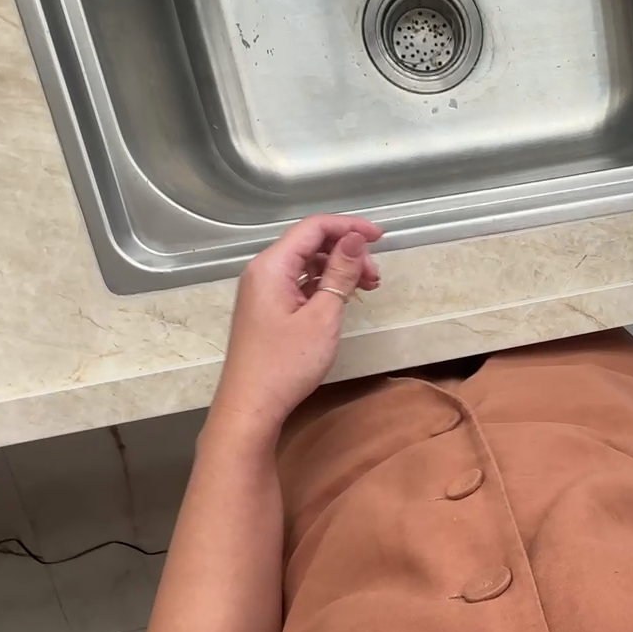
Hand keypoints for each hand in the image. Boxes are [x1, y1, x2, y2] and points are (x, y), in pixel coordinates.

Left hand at [207, 215, 383, 445]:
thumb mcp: (322, 316)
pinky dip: (326, 285)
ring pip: (308, 263)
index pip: (314, 228)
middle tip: (376, 278)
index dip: (349, 226)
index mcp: (272, 266)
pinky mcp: (269, 308)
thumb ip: (340, 273)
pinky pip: (301, 282)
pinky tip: (344, 299)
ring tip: (367, 289)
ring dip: (339, 269)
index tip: (381, 237)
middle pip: (311, 243)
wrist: (251, 405)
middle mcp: (264, 271)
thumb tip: (355, 239)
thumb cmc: (287, 362)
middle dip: (347, 252)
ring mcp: (264, 290)